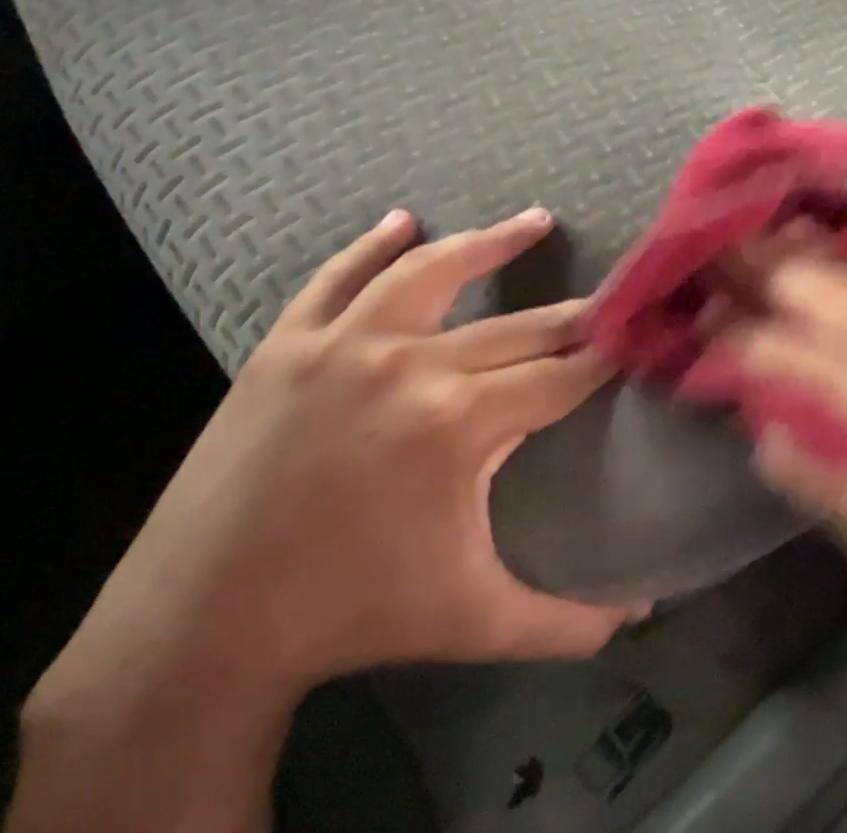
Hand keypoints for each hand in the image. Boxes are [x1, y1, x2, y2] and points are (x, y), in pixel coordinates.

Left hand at [42, 208, 640, 702]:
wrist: (202, 625)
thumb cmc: (356, 615)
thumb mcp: (478, 623)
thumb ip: (572, 623)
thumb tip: (644, 618)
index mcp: (461, 422)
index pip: (563, 373)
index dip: (610, 356)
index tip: (645, 338)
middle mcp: (409, 366)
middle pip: (521, 325)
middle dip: (578, 313)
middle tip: (618, 298)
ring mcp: (340, 348)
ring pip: (430, 272)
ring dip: (490, 243)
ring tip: (535, 220)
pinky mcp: (283, 350)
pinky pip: (336, 279)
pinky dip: (372, 246)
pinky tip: (401, 222)